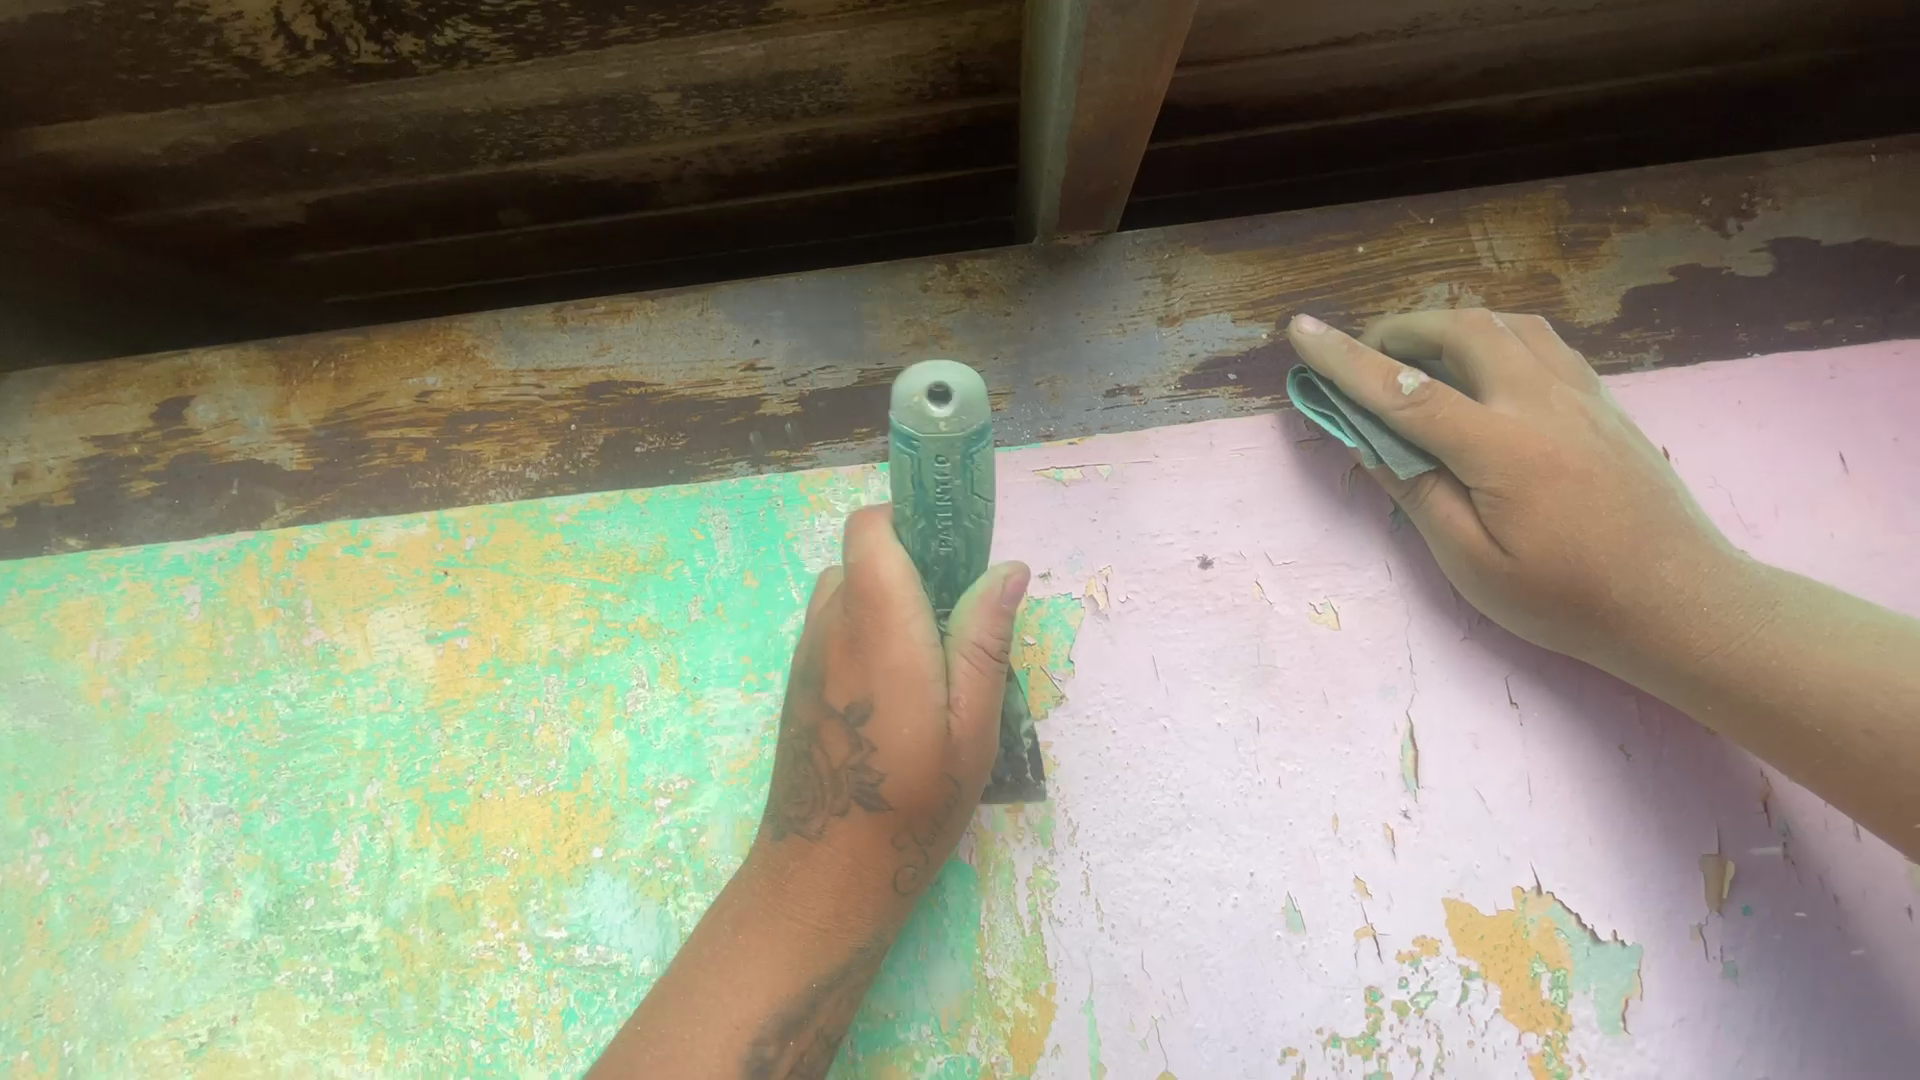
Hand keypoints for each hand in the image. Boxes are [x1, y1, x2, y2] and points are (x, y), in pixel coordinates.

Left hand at [745, 504, 1028, 937]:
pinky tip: (898, 692)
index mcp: (876, 621)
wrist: (826, 873)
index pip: (869, 527)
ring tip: (932, 660)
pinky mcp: (799, 683)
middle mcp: (831, 624)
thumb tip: (1009, 567)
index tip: (955, 554)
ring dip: (888, 602)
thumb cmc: (912, 801)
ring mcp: (807, 655)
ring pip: (847, 593)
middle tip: (958, 620)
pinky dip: (867, 633)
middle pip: (862, 558)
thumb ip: (985, 639)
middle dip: (910, 568)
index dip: (909, 522)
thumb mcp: (972, 725)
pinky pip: (835, 629)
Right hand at [1286, 309, 1750, 670]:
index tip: (1301, 330)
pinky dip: (1493, 338)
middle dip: (1402, 330)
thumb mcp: (1470, 561)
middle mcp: (1544, 403)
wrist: (1682, 603)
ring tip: (1416, 360)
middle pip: (1464, 331)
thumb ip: (1417, 493)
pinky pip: (1541, 343)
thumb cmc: (1565, 596)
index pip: (1407, 392)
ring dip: (1450, 328)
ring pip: (1508, 325)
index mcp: (1504, 449)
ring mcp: (1582, 396)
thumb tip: (1369, 444)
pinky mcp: (1603, 402)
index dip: (1346, 360)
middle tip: (1365, 357)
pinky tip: (1479, 372)